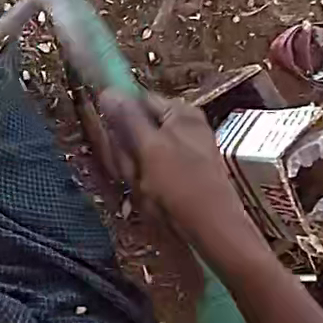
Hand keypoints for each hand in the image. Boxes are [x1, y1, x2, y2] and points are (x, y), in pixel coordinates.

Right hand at [97, 93, 263, 257]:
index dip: (120, 119)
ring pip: (139, 154)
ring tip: (146, 189)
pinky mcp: (181, 174)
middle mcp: (183, 126)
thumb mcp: (150, 148)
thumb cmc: (182, 186)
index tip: (114, 140)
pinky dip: (146, 186)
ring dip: (134, 173)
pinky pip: (150, 172)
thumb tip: (107, 90)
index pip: (136, 99)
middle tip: (133, 172)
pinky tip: (152, 200)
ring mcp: (183, 151)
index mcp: (180, 112)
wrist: (215, 232)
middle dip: (127, 152)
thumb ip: (127, 118)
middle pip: (135, 129)